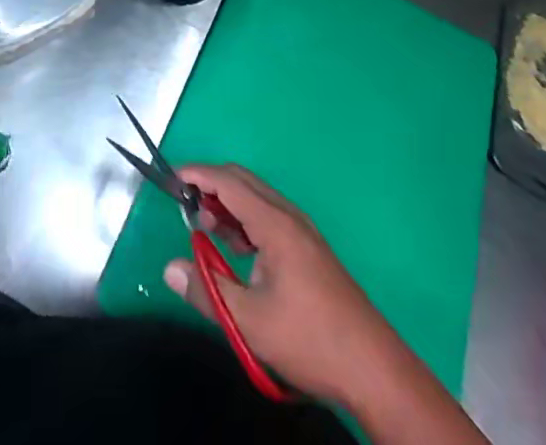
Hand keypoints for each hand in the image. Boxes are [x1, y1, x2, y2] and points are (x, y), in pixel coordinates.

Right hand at [163, 163, 402, 405]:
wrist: (375, 370)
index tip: (170, 178)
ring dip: (228, 205)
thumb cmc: (309, 340)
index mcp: (275, 225)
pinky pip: (270, 218)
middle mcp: (290, 219)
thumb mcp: (247, 320)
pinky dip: (245, 221)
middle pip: (244, 182)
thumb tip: (170, 269)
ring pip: (258, 200)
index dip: (198, 175)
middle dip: (211, 186)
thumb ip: (205, 289)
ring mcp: (303, 234)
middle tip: (184, 207)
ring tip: (205, 230)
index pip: (229, 183)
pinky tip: (235, 249)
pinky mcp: (309, 251)